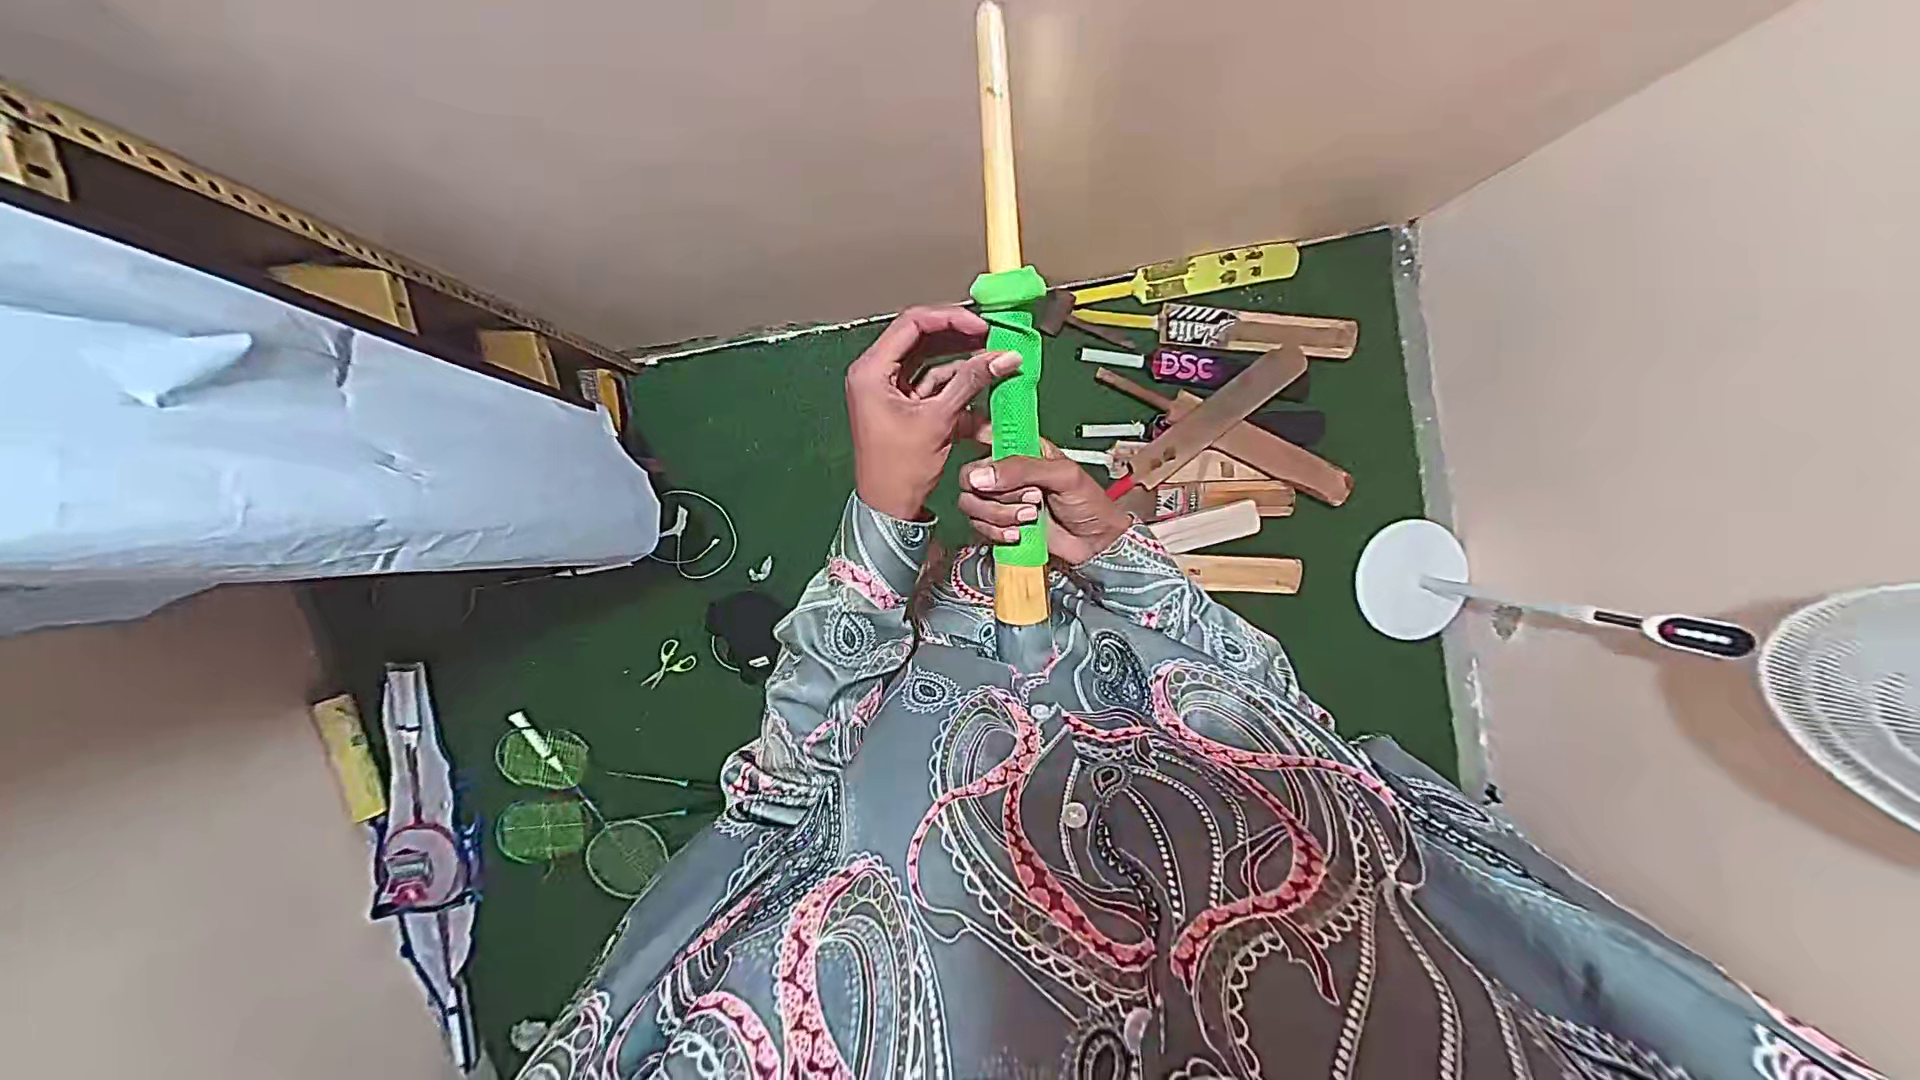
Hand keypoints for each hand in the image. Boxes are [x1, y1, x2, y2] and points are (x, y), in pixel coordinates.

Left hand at [846, 306, 1021, 520]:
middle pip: (921, 339)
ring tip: (992, 357)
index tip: (980, 324)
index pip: (912, 324)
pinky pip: (932, 385)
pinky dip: (956, 384)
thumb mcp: (938, 421)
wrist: (889, 508)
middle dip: (959, 337)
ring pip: (930, 362)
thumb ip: (971, 383)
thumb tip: (1002, 358)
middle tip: (990, 336)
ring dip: (961, 361)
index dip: (950, 318)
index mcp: (871, 371)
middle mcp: (876, 375)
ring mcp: (890, 390)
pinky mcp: (904, 406)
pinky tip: (982, 382)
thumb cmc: (897, 471)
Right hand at [959, 455, 1132, 564]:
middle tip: (1032, 497)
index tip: (985, 463)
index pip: (985, 436)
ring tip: (1032, 516)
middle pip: (970, 477)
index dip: (975, 444)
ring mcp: (1001, 500)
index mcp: (1022, 449)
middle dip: (998, 493)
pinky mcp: (999, 525)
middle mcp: (1006, 473)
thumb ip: (1021, 469)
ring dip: (1000, 514)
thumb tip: (979, 476)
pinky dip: (997, 532)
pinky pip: (978, 527)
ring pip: (971, 504)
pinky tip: (1019, 534)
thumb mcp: (1063, 475)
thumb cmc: (1088, 503)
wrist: (1095, 544)